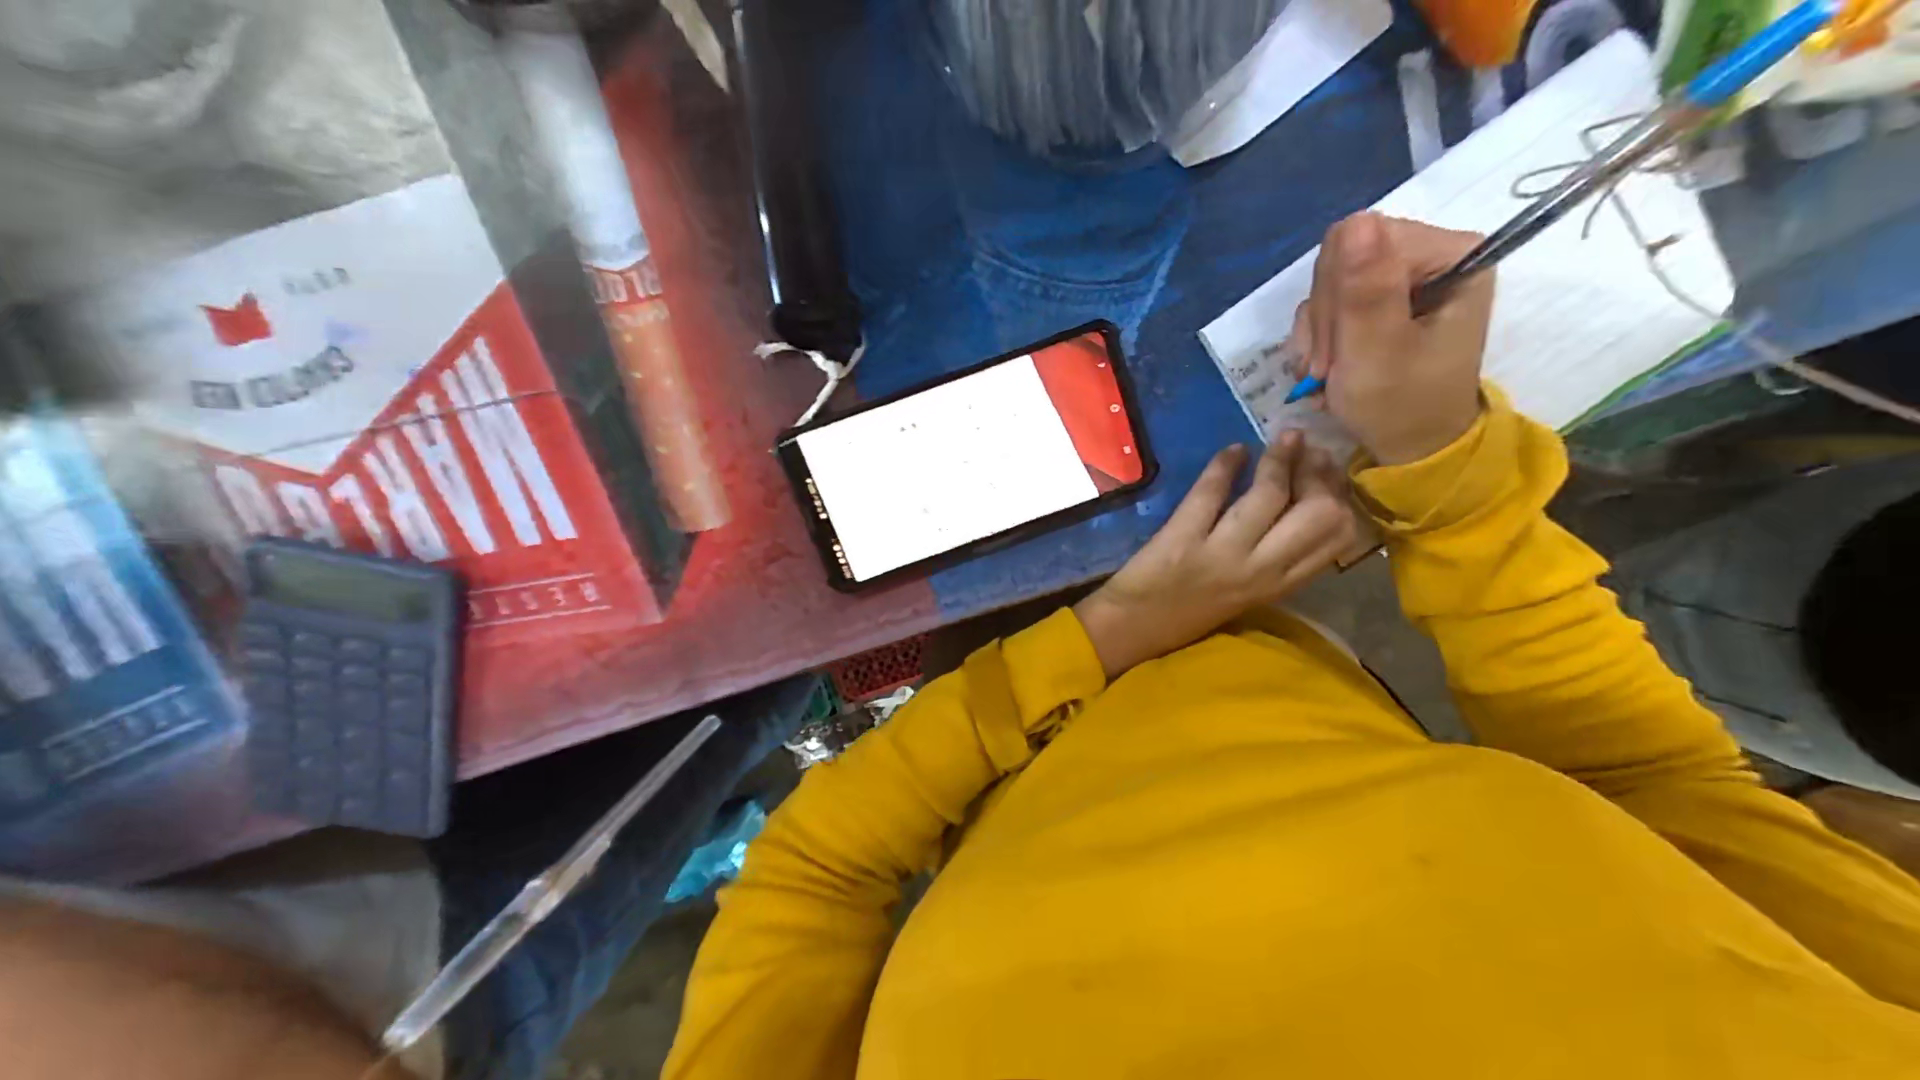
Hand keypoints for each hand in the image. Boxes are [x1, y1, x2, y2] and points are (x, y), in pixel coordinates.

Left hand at [1072, 432, 1357, 679]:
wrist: (1134, 628)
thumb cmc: (1191, 611)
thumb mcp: (1251, 592)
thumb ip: (1280, 558)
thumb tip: (1304, 501)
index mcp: (1281, 585)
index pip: (1338, 536)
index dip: (1341, 496)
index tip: (1329, 471)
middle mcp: (1260, 571)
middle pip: (1317, 513)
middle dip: (1319, 474)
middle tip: (1310, 450)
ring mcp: (1221, 555)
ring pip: (1267, 496)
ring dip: (1279, 459)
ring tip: (1284, 438)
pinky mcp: (1181, 540)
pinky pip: (1210, 493)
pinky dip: (1224, 465)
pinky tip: (1233, 451)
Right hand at [1292, 212, 1494, 465]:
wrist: (1411, 447)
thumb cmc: (1401, 405)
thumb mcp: (1376, 353)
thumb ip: (1366, 290)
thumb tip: (1355, 222)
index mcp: (1451, 256)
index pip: (1361, 238)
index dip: (1334, 294)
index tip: (1333, 352)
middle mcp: (1430, 256)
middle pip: (1341, 258)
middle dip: (1324, 319)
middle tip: (1326, 368)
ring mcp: (1402, 279)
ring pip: (1328, 284)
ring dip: (1316, 335)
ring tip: (1327, 374)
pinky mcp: (1380, 301)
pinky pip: (1328, 304)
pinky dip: (1318, 340)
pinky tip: (1327, 369)